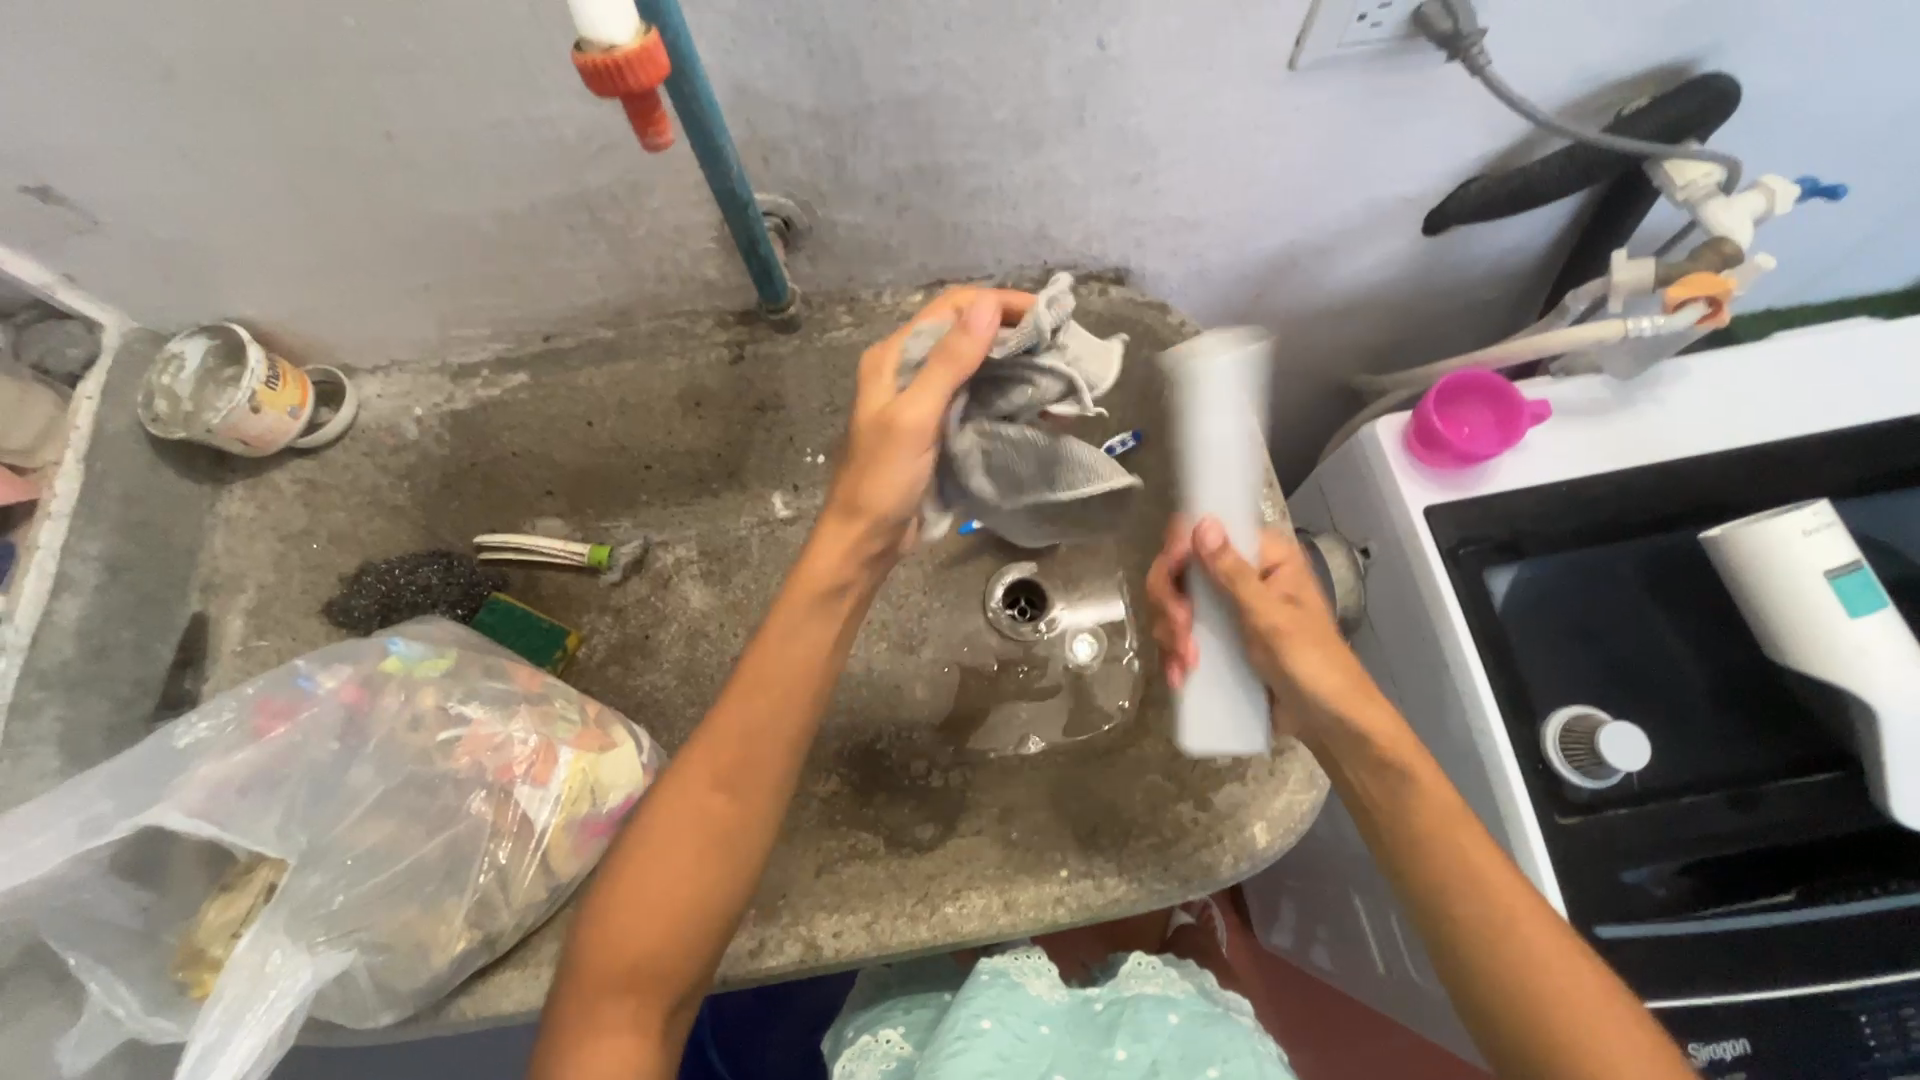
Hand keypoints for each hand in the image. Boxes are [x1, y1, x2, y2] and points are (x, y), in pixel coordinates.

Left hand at [819, 286, 1035, 559]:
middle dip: (1014, 335)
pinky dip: (1010, 398)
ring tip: (1057, 377)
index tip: (1046, 317)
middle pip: (969, 334)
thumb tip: (988, 306)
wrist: (867, 539)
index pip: (953, 308)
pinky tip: (1039, 407)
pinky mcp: (942, 427)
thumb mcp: (914, 417)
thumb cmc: (882, 479)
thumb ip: (949, 362)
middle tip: (1060, 348)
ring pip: (979, 367)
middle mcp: (912, 369)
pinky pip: (981, 400)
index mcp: (896, 355)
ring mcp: (928, 400)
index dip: (999, 304)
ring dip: (1017, 367)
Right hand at [1145, 516, 1392, 742]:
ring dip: (1171, 633)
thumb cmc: (1312, 664)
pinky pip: (1180, 633)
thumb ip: (1234, 573)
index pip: (1205, 532)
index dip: (1179, 552)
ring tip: (1186, 664)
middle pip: (1181, 568)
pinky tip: (1180, 675)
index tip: (1172, 585)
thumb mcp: (1271, 618)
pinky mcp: (1218, 639)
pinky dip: (1174, 652)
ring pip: (1175, 602)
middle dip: (1172, 603)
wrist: (1327, 722)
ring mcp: (1227, 607)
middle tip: (1181, 633)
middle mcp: (1243, 573)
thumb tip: (1201, 523)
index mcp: (1265, 556)